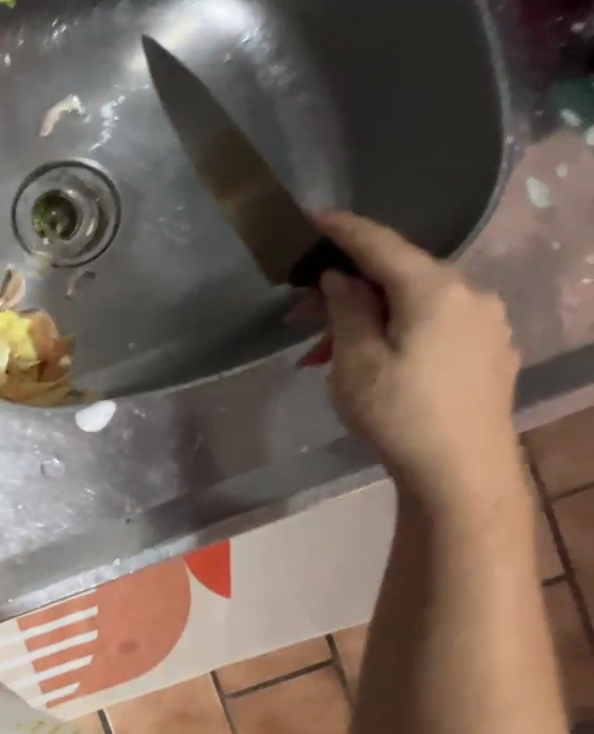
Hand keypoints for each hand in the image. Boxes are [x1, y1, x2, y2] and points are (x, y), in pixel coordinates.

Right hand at [315, 211, 523, 508]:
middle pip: (400, 275)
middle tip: (298, 310)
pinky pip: (433, 324)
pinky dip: (393, 330)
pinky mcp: (487, 349)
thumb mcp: (354, 360)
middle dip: (347, 287)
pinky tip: (366, 359)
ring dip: (366, 315)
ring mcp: (485, 323)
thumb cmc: (397, 410)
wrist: (459, 465)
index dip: (346, 230)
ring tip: (323, 350)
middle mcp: (470, 294)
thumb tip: (341, 277)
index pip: (383, 246)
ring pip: (415, 302)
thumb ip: (347, 310)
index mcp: (435, 291)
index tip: (314, 216)